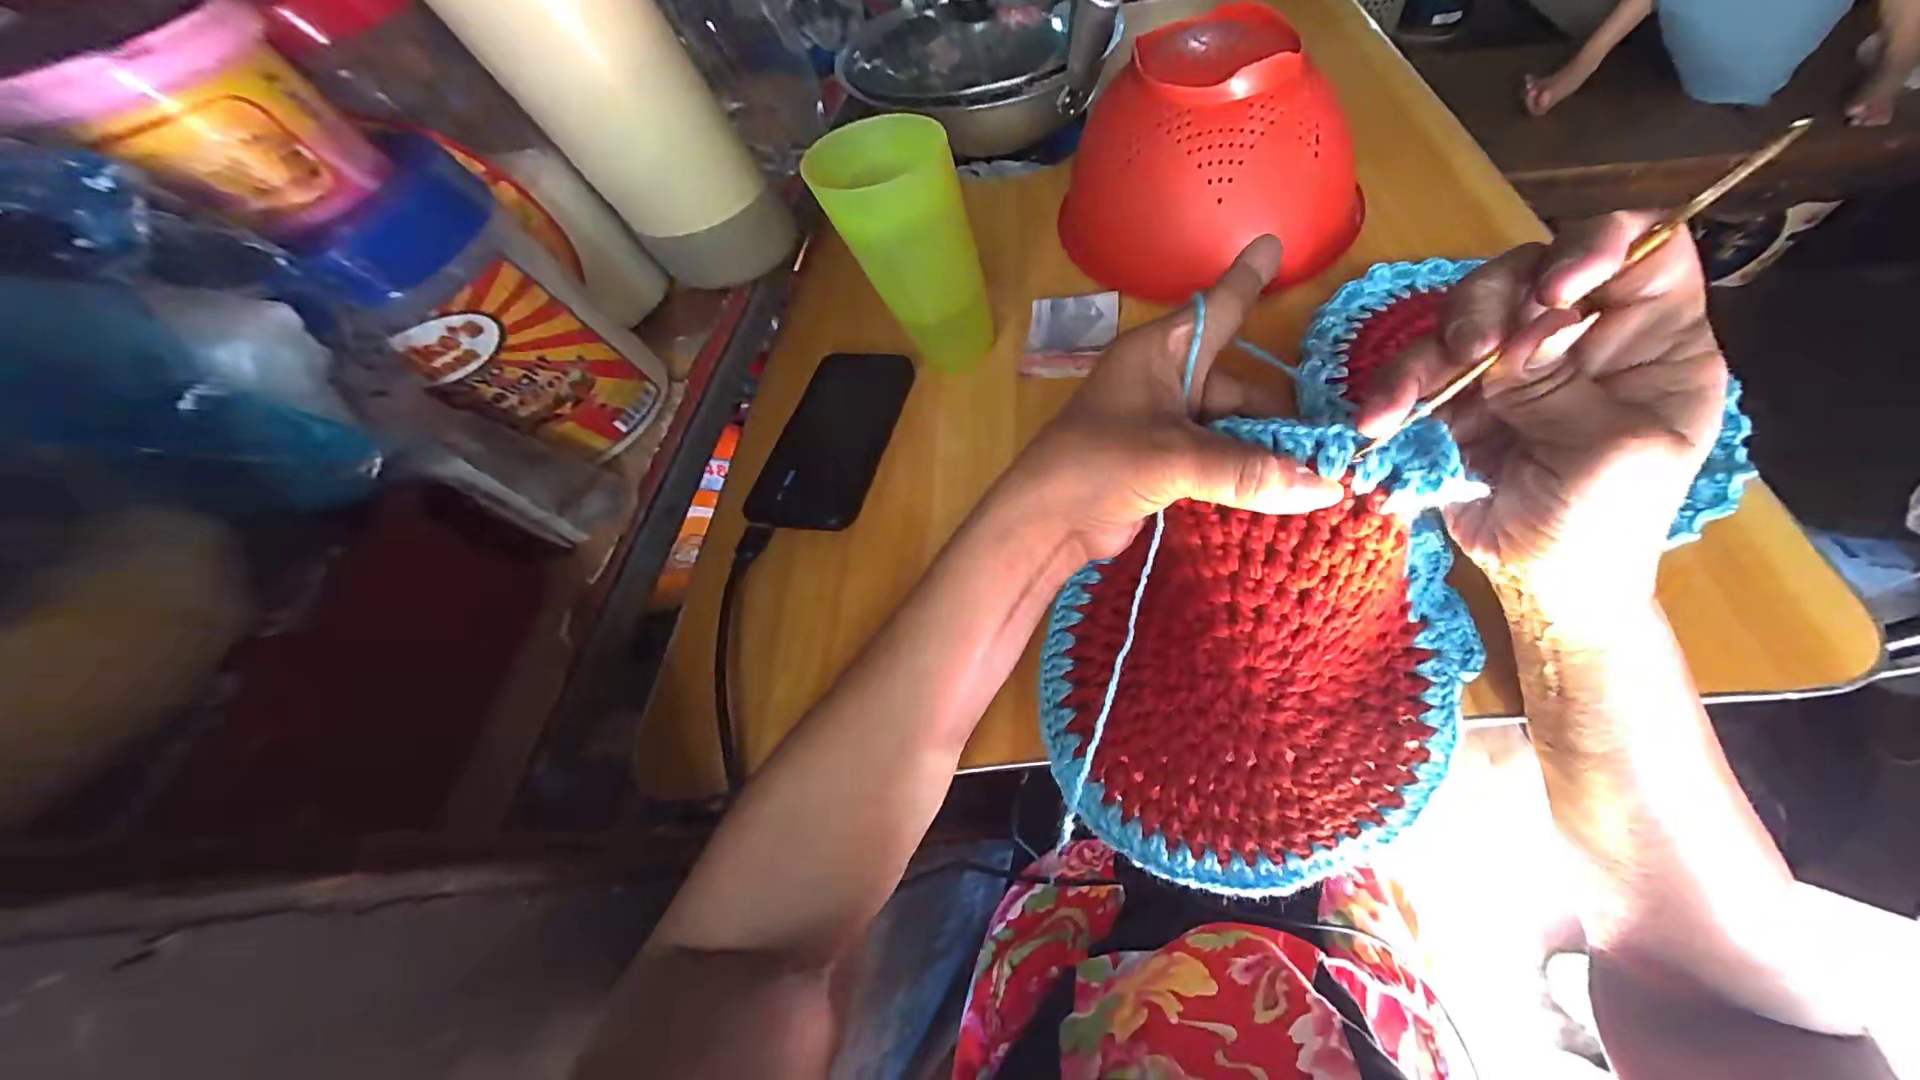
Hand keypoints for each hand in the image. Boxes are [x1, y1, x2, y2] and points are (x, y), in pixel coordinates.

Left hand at [1006, 236, 1341, 563]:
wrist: (1045, 520)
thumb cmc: (1097, 465)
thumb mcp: (1174, 459)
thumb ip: (1248, 471)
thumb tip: (1324, 487)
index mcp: (1159, 352)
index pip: (1218, 309)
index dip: (1248, 281)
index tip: (1273, 244)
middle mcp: (1163, 380)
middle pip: (1238, 387)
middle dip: (1279, 418)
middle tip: (1334, 446)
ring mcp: (1161, 423)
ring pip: (1229, 428)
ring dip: (1263, 451)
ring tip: (1319, 474)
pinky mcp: (1160, 461)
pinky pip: (1214, 457)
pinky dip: (1241, 471)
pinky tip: (1279, 489)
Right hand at [1355, 213, 1728, 604]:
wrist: (1537, 573)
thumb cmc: (1605, 517)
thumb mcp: (1614, 452)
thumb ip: (1569, 386)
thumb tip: (1526, 331)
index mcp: (1646, 339)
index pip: (1639, 251)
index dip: (1595, 247)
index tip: (1553, 292)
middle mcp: (1569, 338)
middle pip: (1521, 276)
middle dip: (1483, 307)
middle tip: (1464, 354)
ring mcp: (1500, 369)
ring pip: (1451, 326)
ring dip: (1418, 362)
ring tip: (1392, 411)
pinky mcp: (1446, 401)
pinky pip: (1410, 380)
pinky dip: (1388, 399)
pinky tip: (1376, 427)